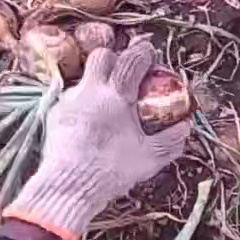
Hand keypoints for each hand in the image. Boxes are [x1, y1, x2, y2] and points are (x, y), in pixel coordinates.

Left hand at [2, 40, 191, 239]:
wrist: (69, 186)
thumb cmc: (112, 170)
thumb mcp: (150, 158)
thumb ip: (171, 140)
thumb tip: (186, 126)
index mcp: (116, 96)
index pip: (131, 60)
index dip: (143, 53)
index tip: (150, 54)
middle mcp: (90, 91)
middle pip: (101, 56)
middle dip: (115, 58)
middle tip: (126, 72)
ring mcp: (69, 101)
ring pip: (85, 78)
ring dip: (97, 83)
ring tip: (108, 103)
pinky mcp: (53, 116)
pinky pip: (70, 100)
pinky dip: (82, 104)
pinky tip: (89, 123)